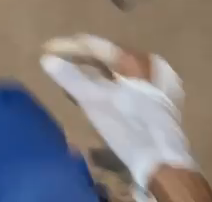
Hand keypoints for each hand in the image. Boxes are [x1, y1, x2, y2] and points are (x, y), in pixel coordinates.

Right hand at [40, 35, 196, 194]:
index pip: (95, 45)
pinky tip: (94, 98)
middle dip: (80, 61)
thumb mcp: (95, 102)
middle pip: (106, 58)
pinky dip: (106, 89)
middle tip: (59, 65)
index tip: (47, 49)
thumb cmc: (129, 127)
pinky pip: (124, 86)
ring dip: (92, 77)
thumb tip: (47, 59)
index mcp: (134, 59)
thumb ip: (70, 78)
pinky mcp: (157, 105)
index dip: (69, 47)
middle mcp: (148, 66)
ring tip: (71, 82)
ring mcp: (155, 86)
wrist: (164, 166)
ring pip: (115, 73)